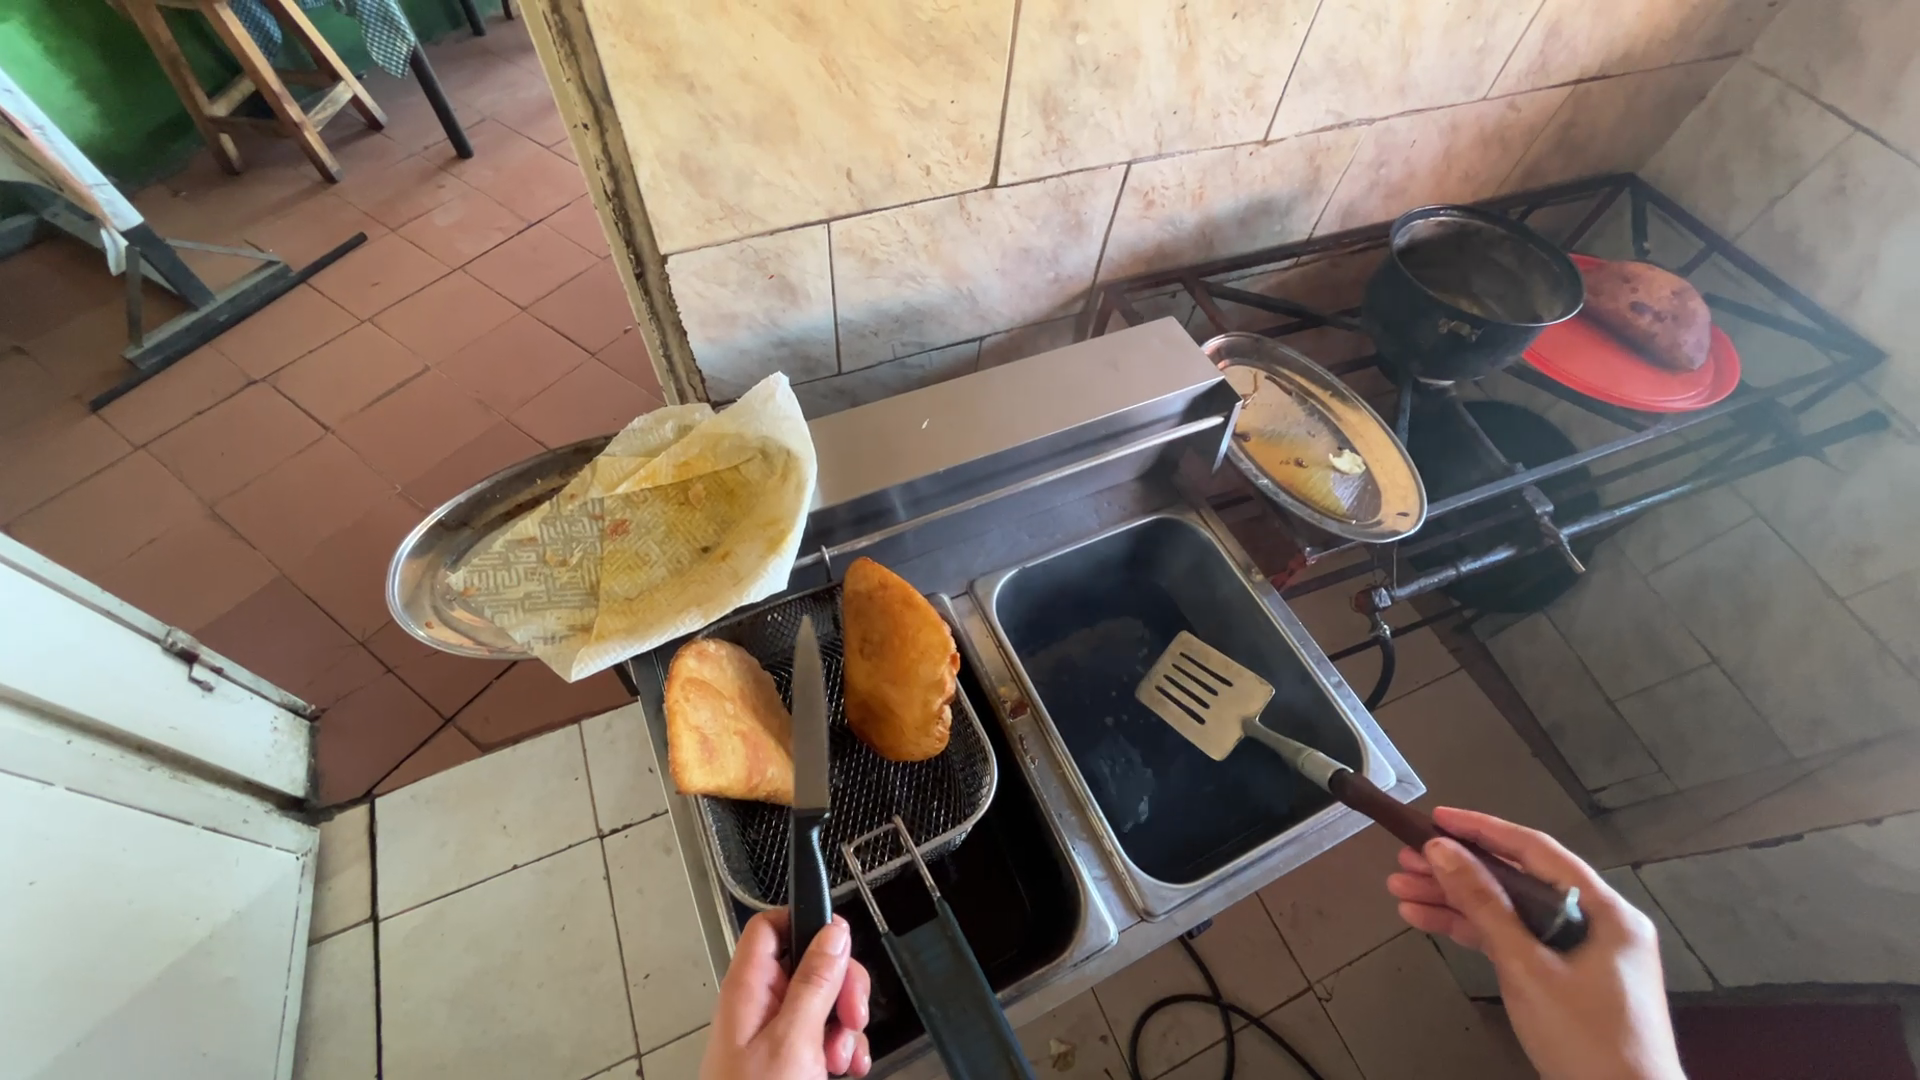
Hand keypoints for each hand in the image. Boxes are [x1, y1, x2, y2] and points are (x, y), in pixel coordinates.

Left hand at [702, 910, 872, 1078]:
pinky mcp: (789, 1063)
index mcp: (748, 990)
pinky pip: (824, 1035)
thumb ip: (814, 982)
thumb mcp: (792, 1042)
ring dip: (844, 1022)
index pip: (770, 927)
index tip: (839, 943)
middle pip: (807, 962)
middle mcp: (759, 1007)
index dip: (804, 922)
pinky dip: (843, 1046)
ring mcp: (774, 1037)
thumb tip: (833, 931)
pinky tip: (850, 1067)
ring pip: (821, 1000)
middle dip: (840, 984)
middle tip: (853, 1013)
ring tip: (844, 1056)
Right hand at [1386, 808, 1683, 1079]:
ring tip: (1400, 888)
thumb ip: (1483, 903)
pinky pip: (1507, 936)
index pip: (1535, 850)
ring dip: (1451, 898)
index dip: (1482, 829)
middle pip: (1513, 879)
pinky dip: (1467, 927)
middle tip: (1405, 858)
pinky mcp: (1559, 974)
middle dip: (1454, 869)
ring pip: (1503, 908)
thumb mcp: (1526, 966)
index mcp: (1605, 912)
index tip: (1435, 818)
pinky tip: (1423, 918)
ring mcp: (1576, 949)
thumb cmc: (1586, 1037)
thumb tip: (1440, 848)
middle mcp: (1593, 922)